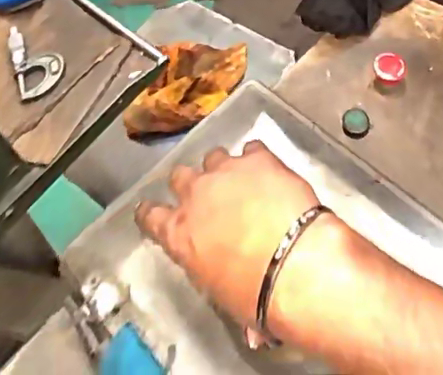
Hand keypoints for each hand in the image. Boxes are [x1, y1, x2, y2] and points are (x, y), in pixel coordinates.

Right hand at [136, 142, 326, 342]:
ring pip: (214, 156)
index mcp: (180, 233)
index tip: (152, 210)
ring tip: (239, 179)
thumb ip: (208, 265)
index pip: (151, 216)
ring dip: (223, 168)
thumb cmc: (252, 292)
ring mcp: (228, 170)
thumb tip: (223, 268)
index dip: (151, 213)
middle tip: (205, 194)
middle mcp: (197, 194)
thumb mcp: (217, 288)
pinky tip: (267, 170)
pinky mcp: (259, 157)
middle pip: (181, 176)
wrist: (291, 262)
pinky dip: (256, 159)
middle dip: (190, 183)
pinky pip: (252, 149)